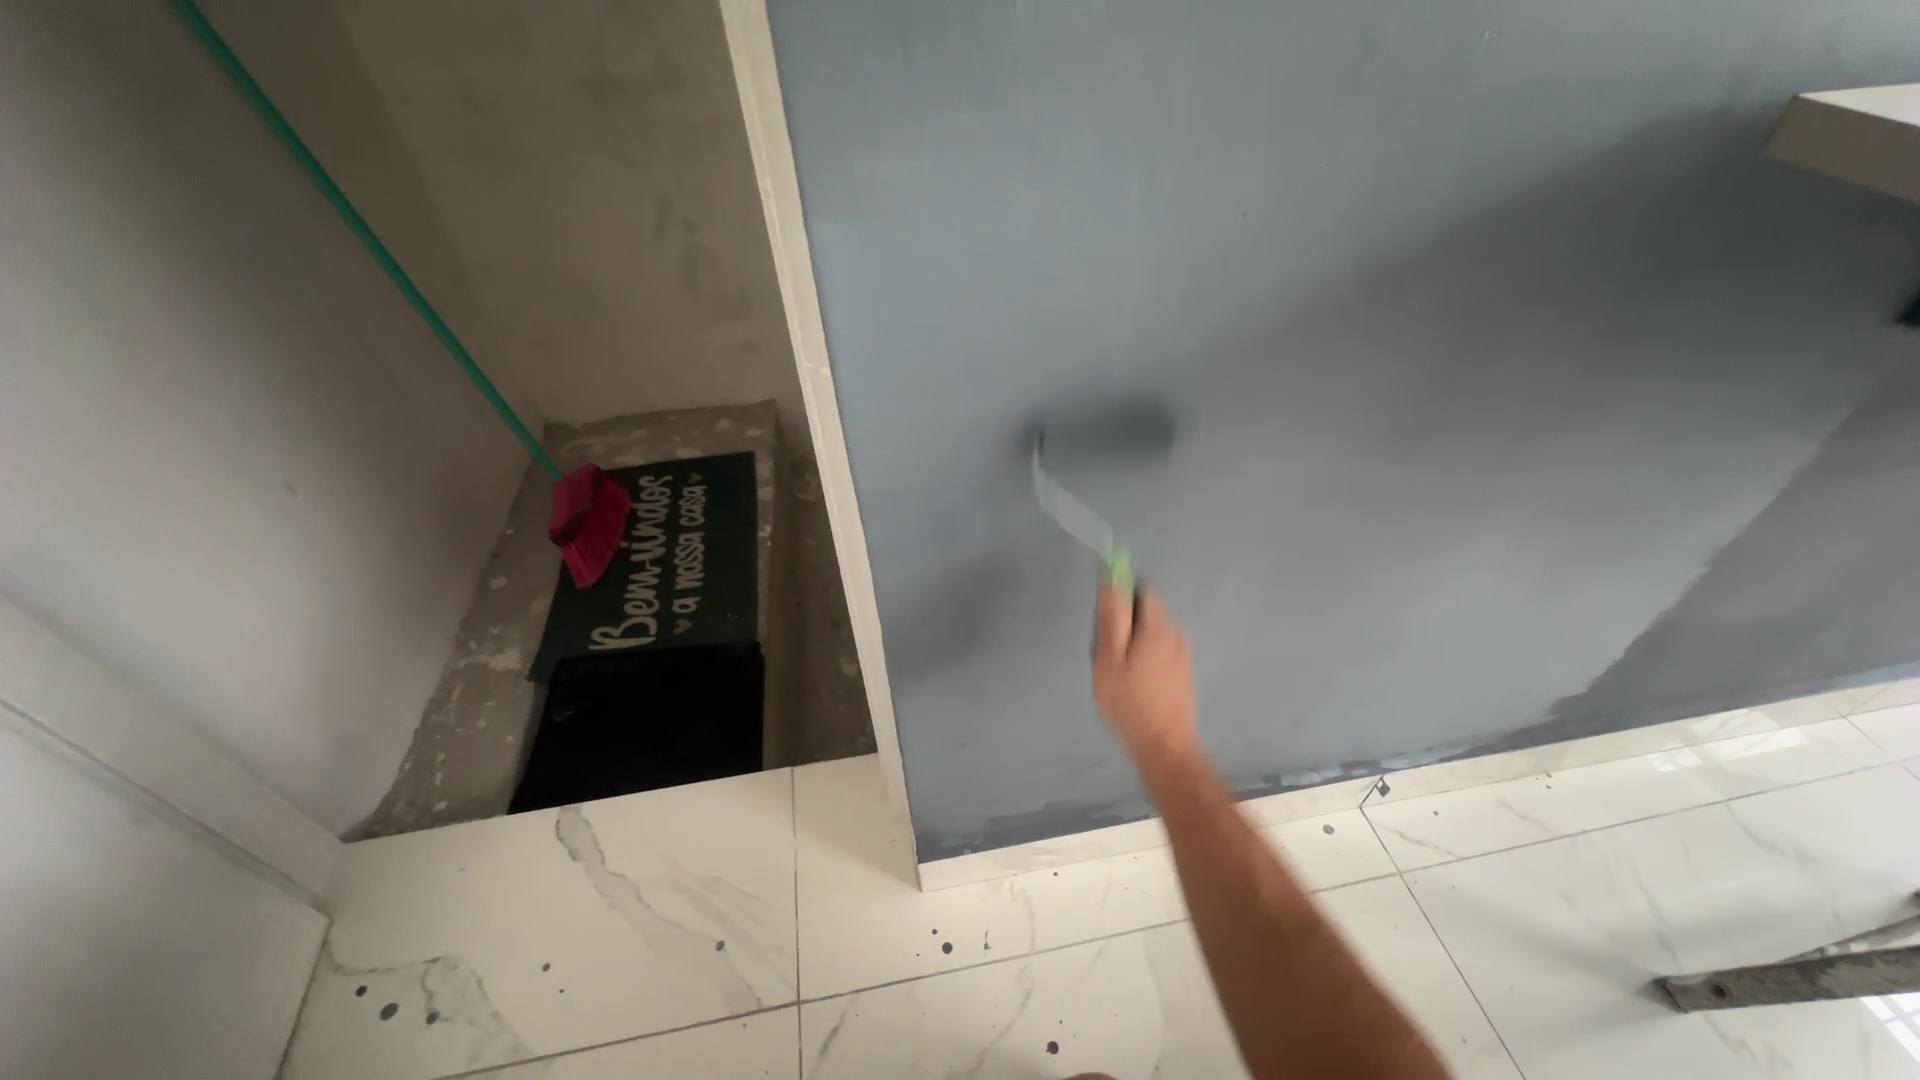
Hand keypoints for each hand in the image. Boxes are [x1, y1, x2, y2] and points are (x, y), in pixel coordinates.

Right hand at [1093, 583, 1197, 764]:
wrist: (1164, 746)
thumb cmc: (1129, 703)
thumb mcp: (1108, 659)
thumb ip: (1110, 618)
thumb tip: (1111, 582)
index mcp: (1157, 626)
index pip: (1141, 589)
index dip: (1120, 596)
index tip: (1104, 619)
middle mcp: (1175, 633)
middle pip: (1147, 610)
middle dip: (1126, 621)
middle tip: (1106, 652)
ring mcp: (1183, 653)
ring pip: (1153, 631)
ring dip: (1135, 640)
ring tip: (1118, 671)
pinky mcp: (1183, 671)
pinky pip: (1160, 649)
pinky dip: (1145, 655)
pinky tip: (1135, 682)